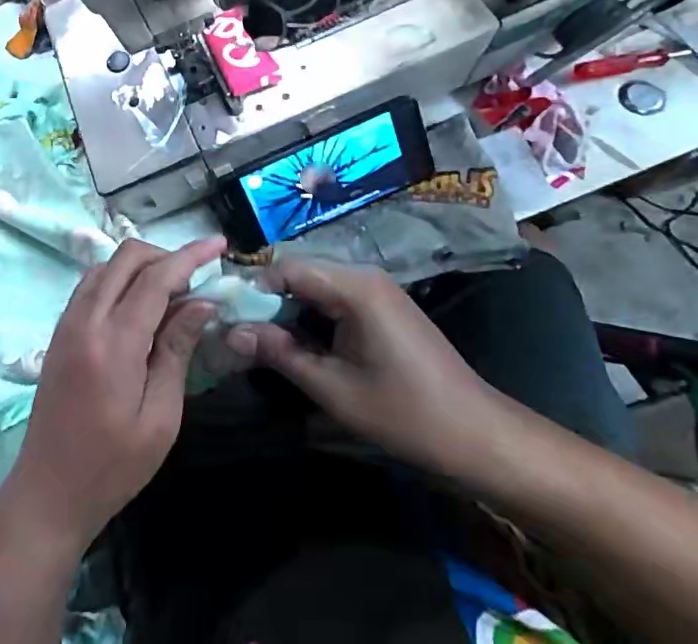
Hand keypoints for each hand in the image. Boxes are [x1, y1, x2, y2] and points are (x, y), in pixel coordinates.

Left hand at [1, 237, 225, 549]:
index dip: (190, 255)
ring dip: (142, 265)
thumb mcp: (160, 416)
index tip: (220, 243)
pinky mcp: (59, 334)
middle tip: (197, 279)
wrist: (46, 494)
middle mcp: (84, 321)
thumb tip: (202, 302)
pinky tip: (141, 305)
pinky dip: (120, 279)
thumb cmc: (112, 467)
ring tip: (173, 292)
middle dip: (166, 255)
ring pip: (106, 266)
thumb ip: (177, 350)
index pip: (156, 278)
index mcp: (113, 343)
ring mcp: (66, 325)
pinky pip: (92, 285)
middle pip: (126, 258)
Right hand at [226, 260, 505, 475]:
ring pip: (316, 285)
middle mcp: (365, 275)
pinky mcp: (383, 305)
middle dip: (267, 299)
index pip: (288, 267)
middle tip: (238, 333)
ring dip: (288, 308)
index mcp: (354, 287)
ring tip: (260, 341)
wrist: (471, 430)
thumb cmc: (402, 411)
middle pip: (301, 272)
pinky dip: (311, 315)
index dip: (253, 288)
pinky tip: (297, 342)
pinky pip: (335, 297)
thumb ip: (280, 353)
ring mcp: (377, 288)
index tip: (226, 317)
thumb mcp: (332, 386)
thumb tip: (230, 332)